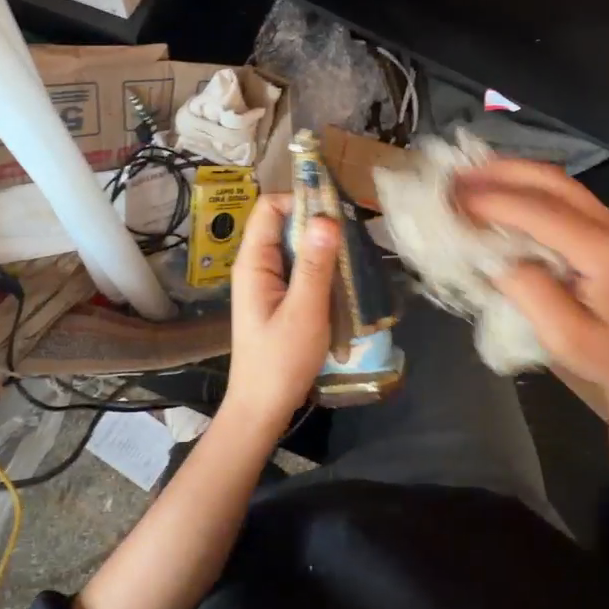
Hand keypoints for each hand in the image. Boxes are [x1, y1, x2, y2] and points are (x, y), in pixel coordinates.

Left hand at [223, 196, 337, 430]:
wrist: (263, 407)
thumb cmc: (281, 361)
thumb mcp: (304, 311)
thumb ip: (314, 264)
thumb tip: (326, 217)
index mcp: (253, 262)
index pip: (270, 208)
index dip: (300, 201)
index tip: (335, 212)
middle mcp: (257, 265)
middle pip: (285, 224)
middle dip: (318, 225)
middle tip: (353, 237)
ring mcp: (267, 282)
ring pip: (296, 247)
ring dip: (323, 248)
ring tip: (354, 257)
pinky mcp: (279, 298)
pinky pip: (301, 268)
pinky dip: (321, 268)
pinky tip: (344, 280)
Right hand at [457, 161, 608, 413]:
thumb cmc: (604, 357)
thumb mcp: (564, 338)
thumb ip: (530, 293)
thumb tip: (493, 257)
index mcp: (603, 252)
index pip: (543, 213)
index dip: (497, 202)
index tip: (455, 200)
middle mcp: (608, 225)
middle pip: (549, 182)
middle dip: (498, 174)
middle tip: (454, 178)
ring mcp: (605, 220)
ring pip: (552, 180)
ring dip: (508, 175)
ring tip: (466, 178)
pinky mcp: (595, 224)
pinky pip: (556, 191)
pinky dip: (520, 185)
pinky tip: (493, 189)